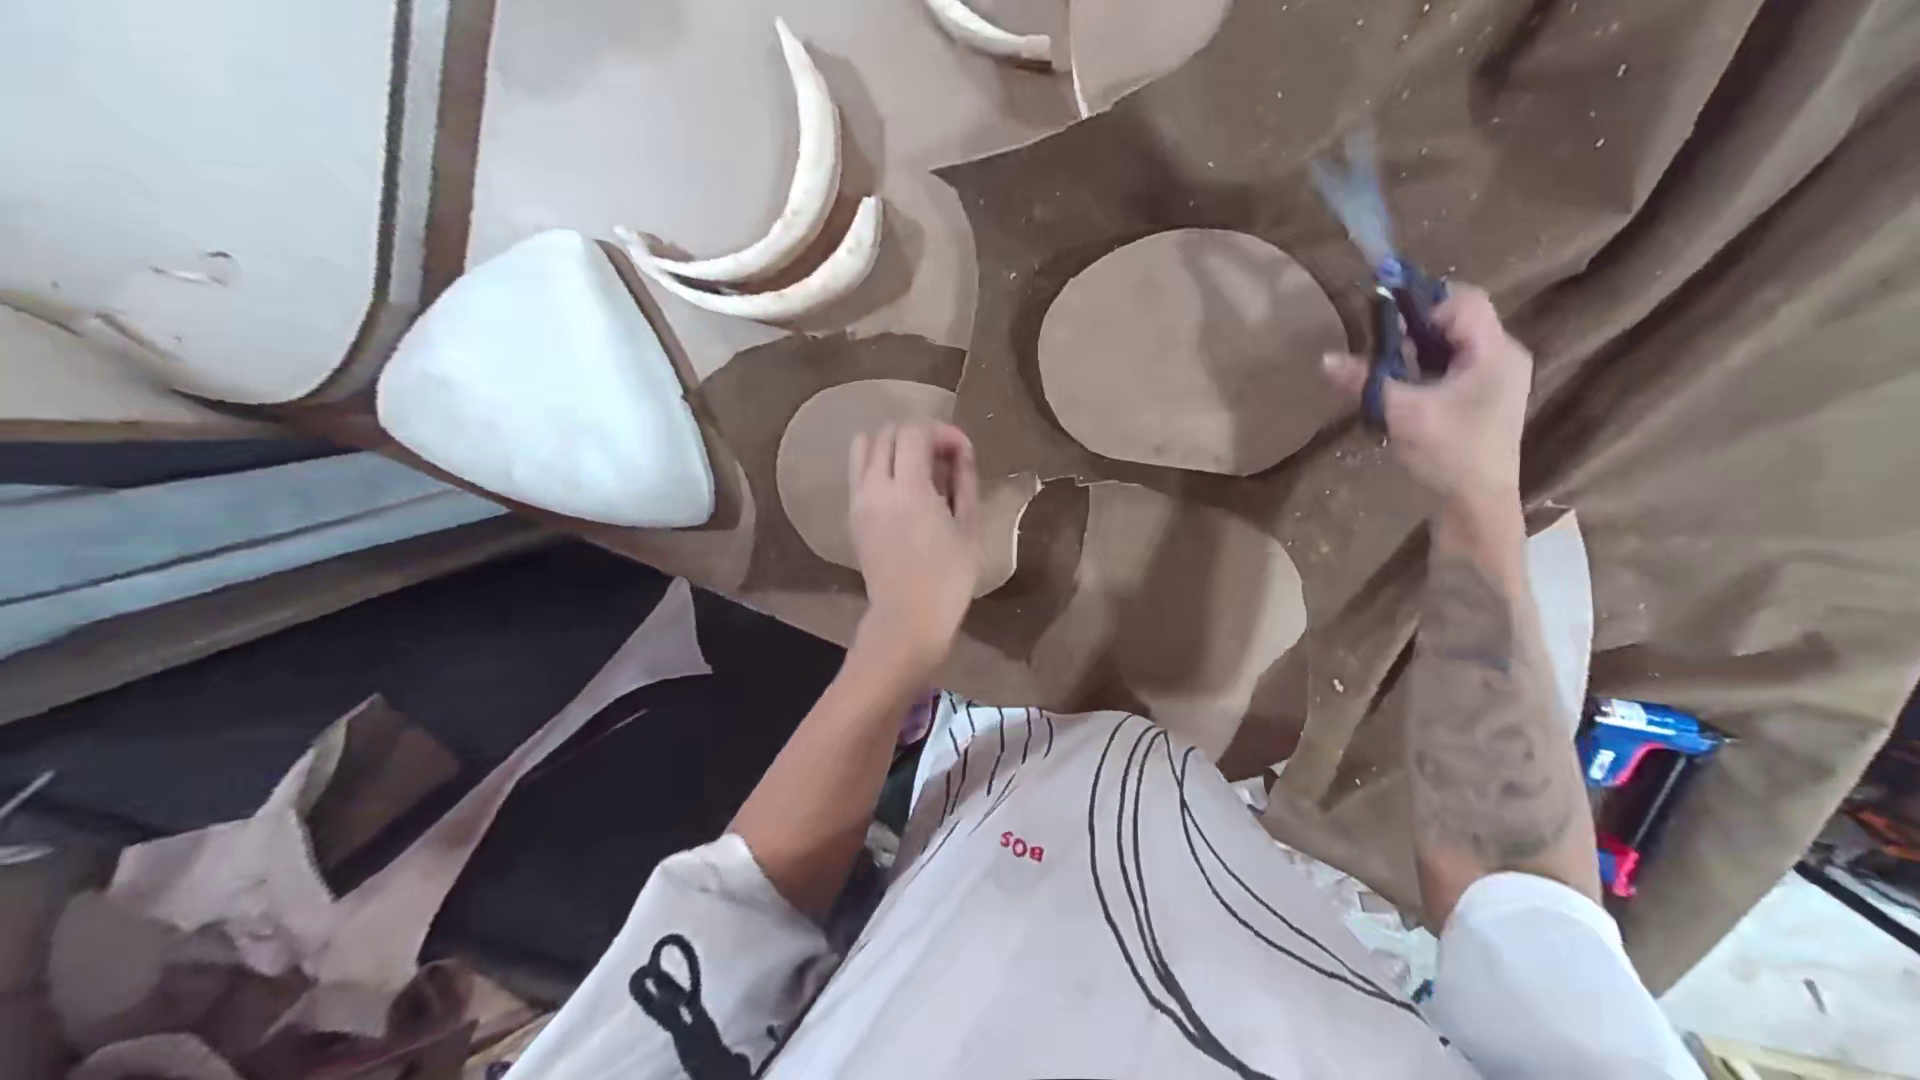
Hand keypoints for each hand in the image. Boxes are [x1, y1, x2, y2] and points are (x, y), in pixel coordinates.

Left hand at [846, 421, 980, 681]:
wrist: (907, 619)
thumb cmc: (949, 579)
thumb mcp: (969, 528)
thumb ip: (965, 481)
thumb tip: (962, 451)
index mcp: (909, 490)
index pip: (915, 431)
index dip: (942, 431)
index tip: (961, 451)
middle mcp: (875, 488)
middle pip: (888, 432)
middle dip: (918, 435)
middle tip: (943, 458)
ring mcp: (858, 501)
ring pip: (864, 445)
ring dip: (892, 444)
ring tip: (917, 468)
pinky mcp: (851, 515)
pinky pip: (858, 471)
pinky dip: (878, 464)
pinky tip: (902, 488)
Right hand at [1323, 284, 1531, 510]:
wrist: (1476, 504)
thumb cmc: (1449, 453)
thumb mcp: (1402, 414)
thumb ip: (1366, 382)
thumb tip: (1325, 359)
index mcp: (1494, 352)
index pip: (1464, 301)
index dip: (1424, 302)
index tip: (1386, 319)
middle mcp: (1500, 358)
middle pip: (1456, 323)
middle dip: (1413, 330)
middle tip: (1376, 346)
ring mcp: (1492, 380)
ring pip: (1449, 347)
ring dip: (1413, 353)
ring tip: (1382, 370)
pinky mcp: (1480, 400)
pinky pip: (1448, 369)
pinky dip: (1420, 371)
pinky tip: (1397, 389)